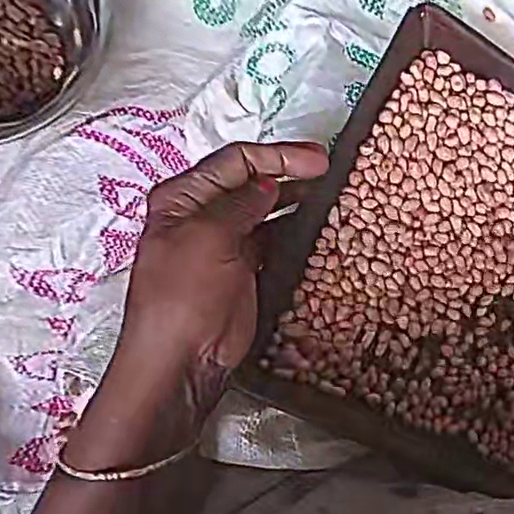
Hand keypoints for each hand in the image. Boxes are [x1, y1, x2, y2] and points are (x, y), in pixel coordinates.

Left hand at [116, 140, 328, 385]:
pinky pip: (275, 241)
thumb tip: (268, 184)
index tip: (317, 160)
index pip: (236, 162)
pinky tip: (318, 229)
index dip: (279, 156)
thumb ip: (240, 205)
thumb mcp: (207, 239)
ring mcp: (228, 244)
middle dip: (291, 173)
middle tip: (331, 172)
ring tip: (331, 197)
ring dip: (297, 202)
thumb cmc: (183, 298)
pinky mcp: (247, 270)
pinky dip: (296, 233)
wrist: (182, 358)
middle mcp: (205, 215)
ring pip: (268, 212)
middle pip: (253, 183)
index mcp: (184, 199)